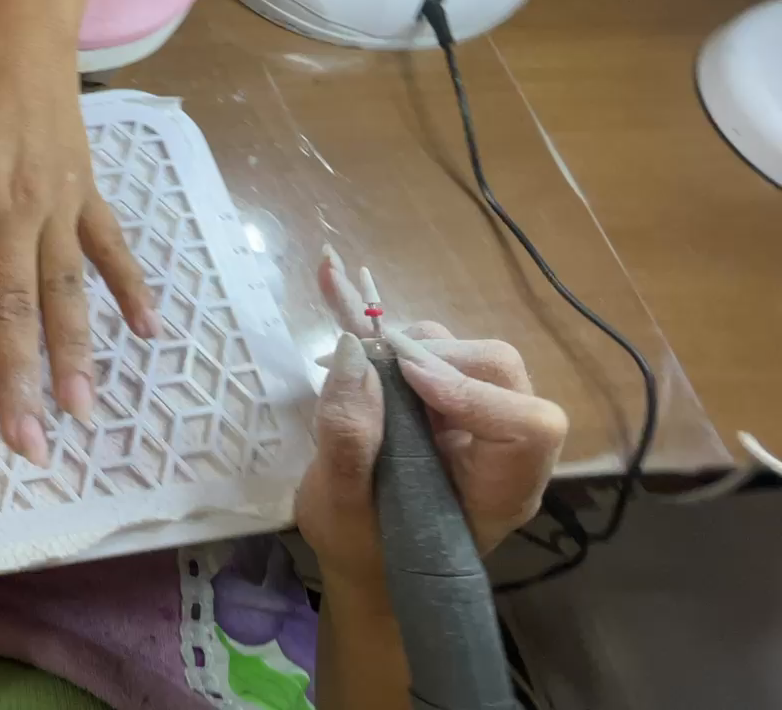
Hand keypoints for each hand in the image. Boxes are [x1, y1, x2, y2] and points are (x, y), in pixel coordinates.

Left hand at [0, 20, 154, 466]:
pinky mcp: (89, 194)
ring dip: (76, 355)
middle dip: (19, 380)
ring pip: (68, 291)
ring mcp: (58, 207)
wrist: (16, 38)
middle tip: (27, 445)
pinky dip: (132, 289)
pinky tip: (150, 333)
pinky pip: (113, 248)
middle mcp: (12, 214)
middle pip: (15, 308)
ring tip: (84, 412)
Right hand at [296, 246, 568, 594]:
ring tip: (346, 361)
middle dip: (428, 353)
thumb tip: (355, 356)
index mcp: (499, 489)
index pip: (527, 422)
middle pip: (499, 372)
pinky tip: (340, 304)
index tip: (397, 375)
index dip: (466, 388)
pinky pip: (430, 351)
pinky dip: (387, 328)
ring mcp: (474, 422)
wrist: (367, 563)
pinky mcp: (443, 405)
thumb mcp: (340, 504)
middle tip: (359, 364)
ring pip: (465, 354)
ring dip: (405, 342)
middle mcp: (501, 448)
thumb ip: (350, 438)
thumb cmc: (360, 546)